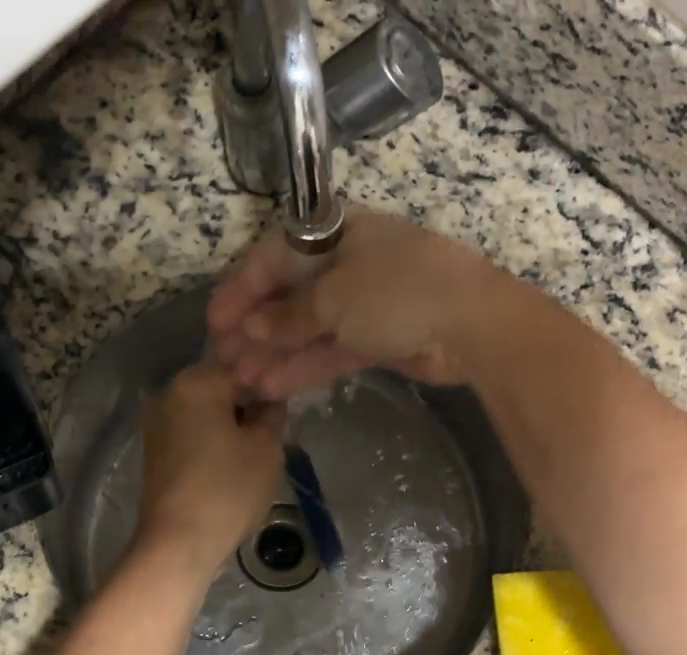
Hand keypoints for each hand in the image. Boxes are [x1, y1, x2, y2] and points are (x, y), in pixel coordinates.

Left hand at [134, 364, 283, 579]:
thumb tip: (269, 401)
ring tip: (255, 450)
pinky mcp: (154, 453)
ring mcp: (156, 424)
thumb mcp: (267, 448)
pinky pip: (190, 435)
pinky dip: (211, 442)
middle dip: (246, 404)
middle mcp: (168, 393)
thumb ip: (272, 414)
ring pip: (204, 413)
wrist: (177, 542)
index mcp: (196, 381)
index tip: (287, 405)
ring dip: (229, 425)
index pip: (244, 367)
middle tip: (275, 429)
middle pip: (219, 388)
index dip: (270, 384)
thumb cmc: (228, 488)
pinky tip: (230, 464)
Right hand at [207, 206, 507, 399]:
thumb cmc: (398, 291)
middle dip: (255, 329)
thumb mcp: (335, 298)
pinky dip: (303, 367)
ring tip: (242, 381)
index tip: (214, 323)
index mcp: (335, 235)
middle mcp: (345, 265)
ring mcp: (363, 304)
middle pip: (288, 296)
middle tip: (222, 360)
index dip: (241, 290)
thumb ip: (289, 316)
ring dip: (274, 354)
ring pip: (307, 329)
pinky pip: (330, 351)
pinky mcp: (377, 340)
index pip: (274, 258)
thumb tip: (253, 329)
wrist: (471, 324)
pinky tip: (273, 387)